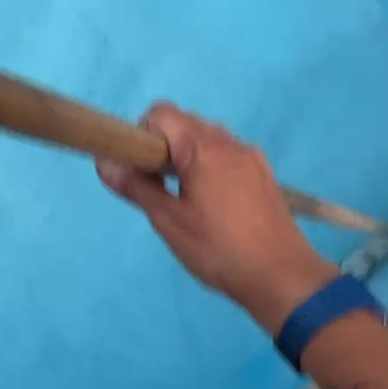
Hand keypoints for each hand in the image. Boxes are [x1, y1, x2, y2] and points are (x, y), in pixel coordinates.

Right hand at [97, 103, 338, 331]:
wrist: (282, 275)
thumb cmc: (219, 249)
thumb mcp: (169, 221)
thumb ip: (136, 186)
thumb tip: (105, 161)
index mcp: (204, 148)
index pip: (162, 113)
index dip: (143, 135)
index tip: (143, 171)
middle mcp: (231, 143)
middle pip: (186, 124)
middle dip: (165, 148)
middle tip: (161, 189)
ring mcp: (252, 158)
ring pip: (210, 141)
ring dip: (190, 159)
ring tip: (188, 201)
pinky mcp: (265, 175)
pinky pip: (230, 157)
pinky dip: (213, 169)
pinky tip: (215, 206)